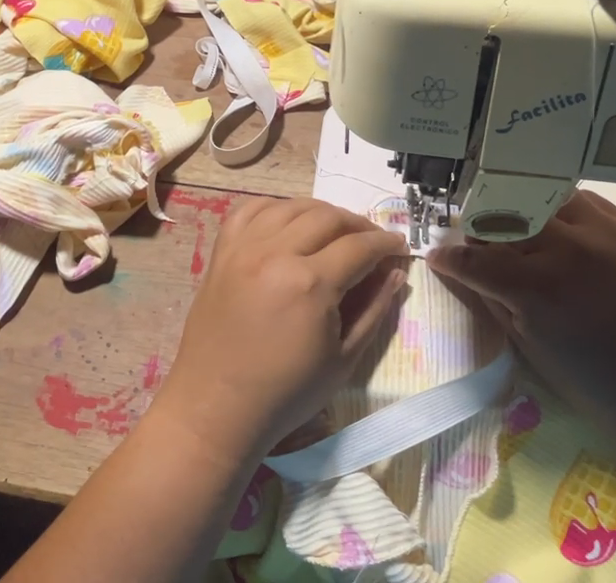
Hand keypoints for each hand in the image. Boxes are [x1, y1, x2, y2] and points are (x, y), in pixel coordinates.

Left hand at [150, 198, 408, 462]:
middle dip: (357, 224)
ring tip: (335, 230)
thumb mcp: (343, 360)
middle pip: (327, 217)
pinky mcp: (221, 253)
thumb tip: (396, 273)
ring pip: (290, 207)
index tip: (400, 247)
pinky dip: (275, 208)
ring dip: (320, 212)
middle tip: (372, 241)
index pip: (359, 246)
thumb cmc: (286, 393)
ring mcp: (244, 248)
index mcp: (310, 283)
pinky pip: (250, 210)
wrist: (216, 408)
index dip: (385, 244)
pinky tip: (289, 222)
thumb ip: (374, 311)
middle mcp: (275, 253)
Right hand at [427, 188, 615, 453]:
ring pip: (540, 198)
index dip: (449, 257)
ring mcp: (600, 232)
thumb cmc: (590, 380)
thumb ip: (491, 296)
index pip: (475, 258)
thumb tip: (461, 268)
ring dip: (521, 212)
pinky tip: (555, 230)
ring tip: (518, 232)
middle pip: (504, 215)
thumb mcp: (527, 343)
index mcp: (537, 287)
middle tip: (477, 243)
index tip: (436, 255)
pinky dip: (559, 211)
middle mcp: (566, 248)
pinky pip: (580, 200)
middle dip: (483, 227)